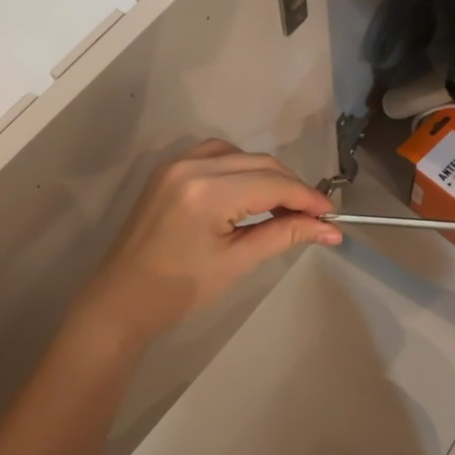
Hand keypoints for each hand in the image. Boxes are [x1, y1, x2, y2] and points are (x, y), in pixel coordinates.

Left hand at [69, 140, 340, 348]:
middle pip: (258, 163)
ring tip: (283, 207)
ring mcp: (174, 165)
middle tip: (314, 217)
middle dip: (290, 187)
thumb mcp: (236, 262)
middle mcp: (191, 166)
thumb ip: (283, 235)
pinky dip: (238, 168)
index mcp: (207, 191)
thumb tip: (329, 229)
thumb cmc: (179, 290)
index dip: (307, 198)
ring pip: (238, 154)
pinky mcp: (166, 171)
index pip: (272, 183)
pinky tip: (248, 193)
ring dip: (265, 174)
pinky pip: (213, 155)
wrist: (122, 299)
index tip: (331, 216)